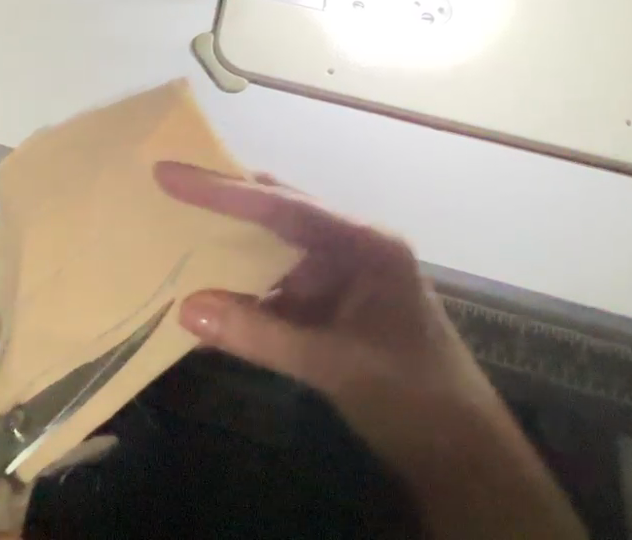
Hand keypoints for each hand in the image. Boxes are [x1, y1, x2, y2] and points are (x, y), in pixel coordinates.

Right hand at [155, 162, 491, 448]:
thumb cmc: (414, 399)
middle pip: (277, 210)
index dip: (222, 190)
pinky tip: (207, 289)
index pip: (282, 206)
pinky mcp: (329, 305)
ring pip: (272, 244)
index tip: (169, 173)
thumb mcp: (334, 365)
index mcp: (364, 244)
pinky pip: (274, 283)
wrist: (464, 459)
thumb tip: (185, 308)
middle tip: (167, 183)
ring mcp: (339, 276)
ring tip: (176, 224)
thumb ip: (260, 334)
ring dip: (228, 241)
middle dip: (224, 198)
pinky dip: (240, 285)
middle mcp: (350, 247)